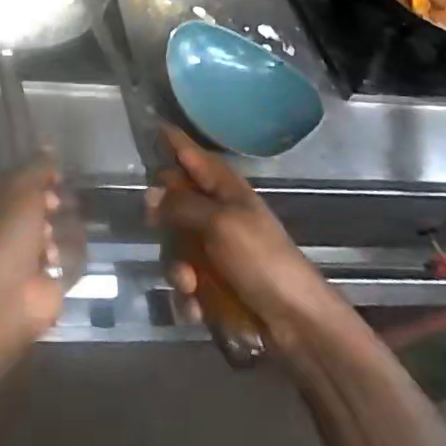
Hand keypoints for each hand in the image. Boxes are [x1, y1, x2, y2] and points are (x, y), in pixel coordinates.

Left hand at [0, 161, 68, 345]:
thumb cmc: (6, 234)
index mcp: (1, 205)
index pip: (26, 185)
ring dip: (61, 234)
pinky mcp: (50, 283)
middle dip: (54, 206)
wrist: (2, 296)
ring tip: (54, 241)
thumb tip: (48, 147)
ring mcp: (32, 258)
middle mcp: (15, 230)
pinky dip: (71, 259)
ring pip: (59, 234)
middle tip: (56, 208)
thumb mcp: (21, 189)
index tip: (57, 178)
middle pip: (45, 208)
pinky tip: (64, 258)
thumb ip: (38, 168)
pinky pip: (71, 262)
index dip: (42, 179)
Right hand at [146, 127, 338, 345]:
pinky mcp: (215, 285)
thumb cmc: (261, 259)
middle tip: (154, 226)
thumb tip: (150, 193)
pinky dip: (189, 298)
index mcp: (225, 190)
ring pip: (175, 247)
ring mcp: (216, 251)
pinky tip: (196, 308)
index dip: (175, 142)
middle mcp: (218, 214)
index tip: (153, 125)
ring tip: (188, 284)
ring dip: (177, 268)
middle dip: (164, 221)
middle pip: (175, 203)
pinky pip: (186, 283)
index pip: (193, 156)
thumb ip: (182, 205)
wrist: (296, 321)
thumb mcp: (220, 223)